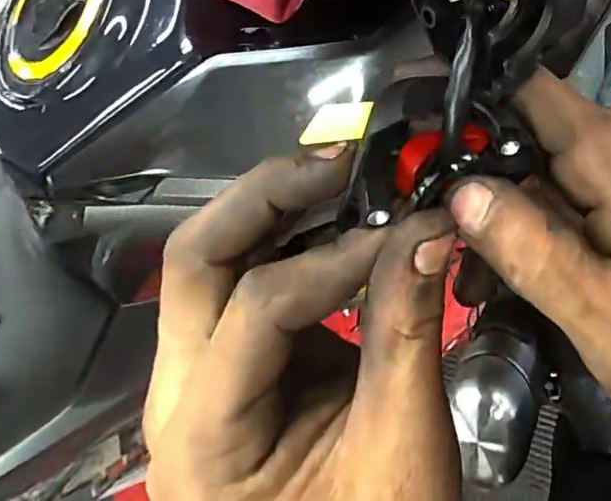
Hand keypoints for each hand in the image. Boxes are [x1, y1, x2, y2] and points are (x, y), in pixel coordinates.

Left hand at [145, 146, 460, 500]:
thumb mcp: (398, 448)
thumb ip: (408, 328)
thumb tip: (431, 223)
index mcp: (205, 436)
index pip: (258, 305)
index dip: (336, 257)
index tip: (407, 228)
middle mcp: (179, 389)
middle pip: (199, 256)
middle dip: (271, 194)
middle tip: (345, 162)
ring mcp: (199, 368)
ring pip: (213, 252)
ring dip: (278, 201)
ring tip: (344, 171)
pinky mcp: (234, 353)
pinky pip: (248, 270)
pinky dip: (293, 230)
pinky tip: (339, 210)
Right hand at [446, 72, 610, 470]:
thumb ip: (533, 251)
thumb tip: (460, 192)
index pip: (522, 86)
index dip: (461, 95)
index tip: (404, 124)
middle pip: (515, 124)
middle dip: (465, 167)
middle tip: (425, 226)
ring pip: (528, 161)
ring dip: (491, 204)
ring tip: (467, 268)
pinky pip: (553, 188)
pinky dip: (522, 220)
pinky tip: (505, 268)